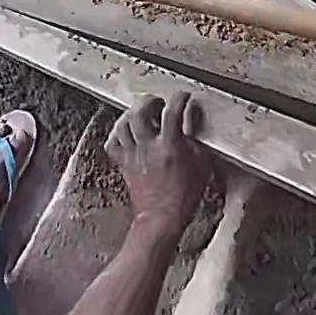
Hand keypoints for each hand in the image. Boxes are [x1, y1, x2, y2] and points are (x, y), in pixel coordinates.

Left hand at [106, 92, 210, 235]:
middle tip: (157, 102)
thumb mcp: (202, 166)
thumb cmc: (184, 196)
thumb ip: (197, 143)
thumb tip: (194, 126)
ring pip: (122, 124)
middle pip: (139, 112)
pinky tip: (126, 133)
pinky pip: (112, 143)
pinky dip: (117, 135)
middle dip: (149, 102)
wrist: (162, 217)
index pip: (172, 112)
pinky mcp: (124, 163)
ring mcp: (133, 155)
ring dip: (131, 115)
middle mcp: (148, 147)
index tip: (182, 96)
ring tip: (141, 114)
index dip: (178, 99)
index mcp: (170, 146)